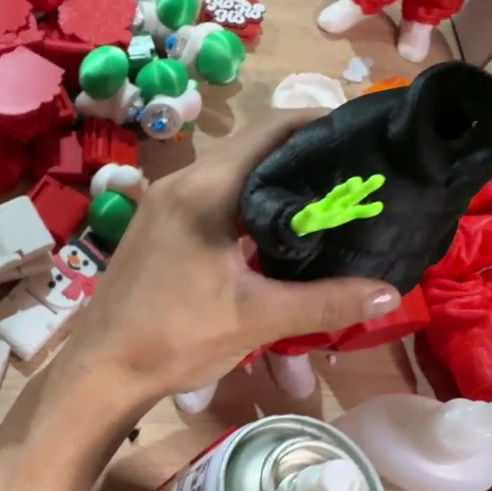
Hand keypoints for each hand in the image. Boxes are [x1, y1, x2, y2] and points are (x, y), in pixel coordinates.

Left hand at [56, 114, 400, 407]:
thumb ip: (324, 302)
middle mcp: (180, 183)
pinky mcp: (155, 223)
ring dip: (273, 179)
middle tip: (356, 174)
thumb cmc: (173, 338)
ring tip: (325, 200)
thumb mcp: (255, 319)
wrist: (102, 367)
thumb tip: (390, 293)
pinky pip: (210, 194)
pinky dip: (245, 201)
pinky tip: (273, 230)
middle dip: (304, 154)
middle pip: (251, 147)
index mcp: (203, 191)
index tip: (364, 136)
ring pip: (229, 172)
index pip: (270, 130)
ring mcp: (162, 202)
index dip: (320, 123)